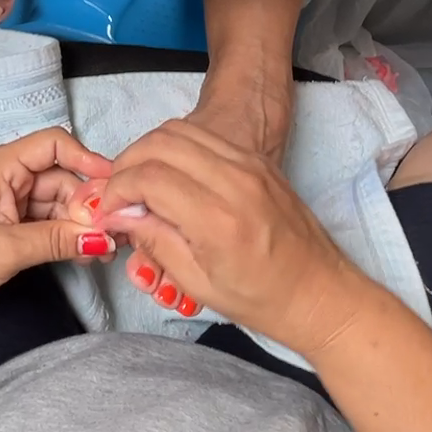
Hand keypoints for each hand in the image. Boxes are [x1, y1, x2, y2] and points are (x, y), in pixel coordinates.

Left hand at [0, 128, 115, 330]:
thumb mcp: (8, 249)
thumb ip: (58, 239)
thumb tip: (104, 236)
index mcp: (0, 164)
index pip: (54, 144)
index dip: (88, 160)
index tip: (116, 187)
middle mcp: (3, 174)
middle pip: (58, 176)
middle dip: (87, 201)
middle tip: (117, 231)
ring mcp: (2, 199)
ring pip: (51, 200)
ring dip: (76, 222)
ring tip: (105, 248)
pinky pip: (38, 219)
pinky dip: (59, 233)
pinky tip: (81, 251)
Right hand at [61, 82, 294, 320]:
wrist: (323, 293)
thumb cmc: (264, 300)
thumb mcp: (199, 283)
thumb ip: (155, 241)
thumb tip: (118, 214)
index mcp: (220, 220)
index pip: (149, 178)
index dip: (118, 190)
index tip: (108, 209)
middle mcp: (235, 181)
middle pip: (158, 144)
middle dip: (126, 164)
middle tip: (116, 192)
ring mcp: (248, 164)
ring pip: (177, 131)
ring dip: (146, 150)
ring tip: (136, 180)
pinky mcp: (255, 159)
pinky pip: (201, 135)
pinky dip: (172, 146)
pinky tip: (165, 172)